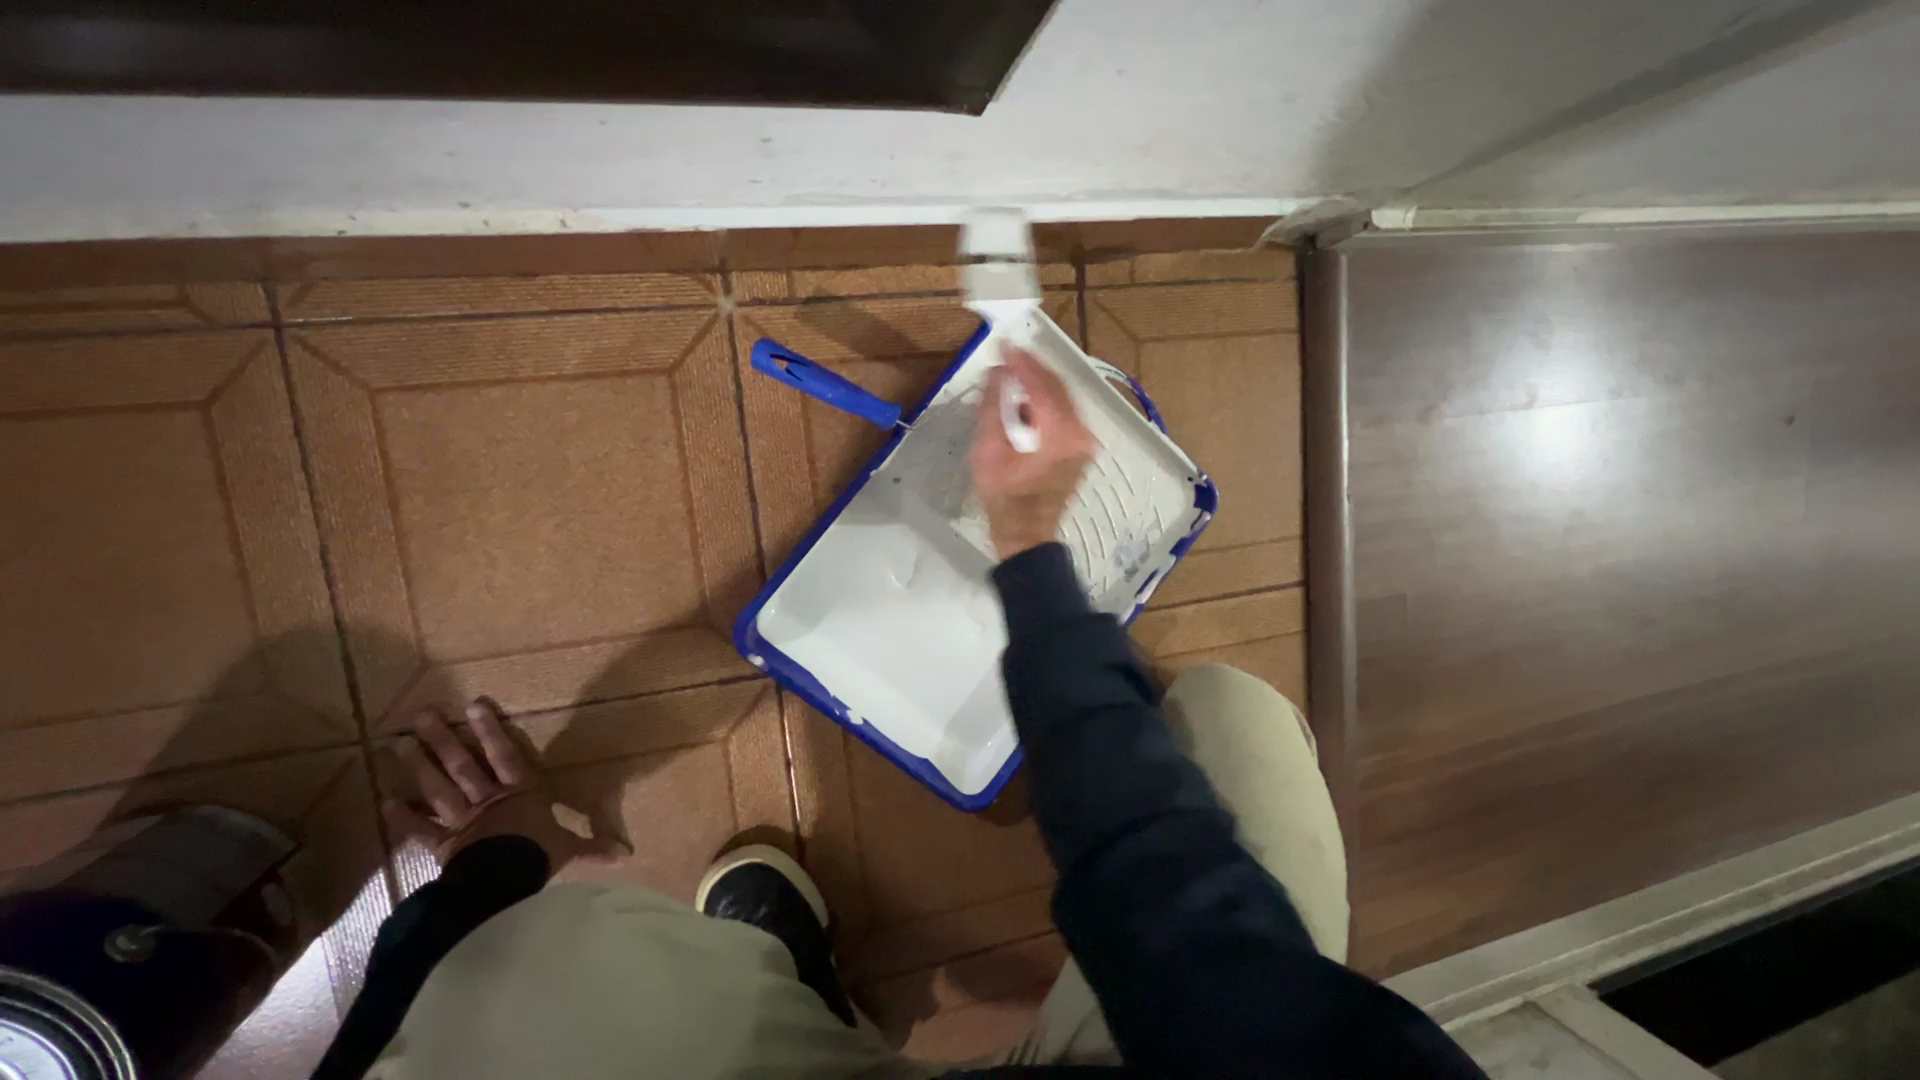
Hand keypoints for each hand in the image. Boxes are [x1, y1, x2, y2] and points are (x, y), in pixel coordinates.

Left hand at [384, 699, 611, 871]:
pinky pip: (421, 829)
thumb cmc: (539, 855)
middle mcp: (489, 799)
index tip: (473, 705)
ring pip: (439, 787)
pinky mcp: (444, 845)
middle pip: (463, 765)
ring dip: (420, 765)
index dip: (490, 731)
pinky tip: (384, 802)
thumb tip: (625, 853)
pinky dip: (403, 817)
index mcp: (522, 794)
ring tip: (399, 742)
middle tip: (421, 715)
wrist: (505, 882)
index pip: (505, 755)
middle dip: (443, 739)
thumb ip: (593, 848)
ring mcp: (463, 820)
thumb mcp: (570, 850)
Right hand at [971, 345, 1095, 559]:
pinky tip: (1026, 399)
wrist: (1026, 536)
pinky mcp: (1081, 449)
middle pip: (1057, 386)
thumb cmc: (1003, 499)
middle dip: (1033, 367)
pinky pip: (1065, 413)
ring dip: (1039, 383)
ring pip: (1063, 398)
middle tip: (1009, 352)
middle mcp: (1079, 433)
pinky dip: (1046, 401)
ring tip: (1014, 371)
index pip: (1041, 385)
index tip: (1004, 346)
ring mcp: (1084, 442)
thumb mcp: (988, 451)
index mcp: (1058, 434)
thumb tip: (997, 372)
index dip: (1021, 362)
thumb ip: (993, 407)